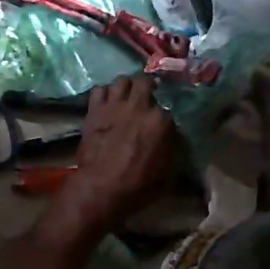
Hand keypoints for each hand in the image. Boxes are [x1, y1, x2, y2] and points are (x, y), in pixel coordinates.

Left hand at [50, 75, 174, 234]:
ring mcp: (115, 105)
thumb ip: (172, 151)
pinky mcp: (94, 110)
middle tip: (147, 96)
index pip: (169, 107)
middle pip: (146, 81)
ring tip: (126, 96)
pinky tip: (106, 102)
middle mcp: (139, 106)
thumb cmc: (138, 185)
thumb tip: (175, 141)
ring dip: (126, 87)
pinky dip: (103, 94)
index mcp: (161, 121)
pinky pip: (99, 90)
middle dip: (148, 86)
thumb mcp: (167, 173)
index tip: (164, 121)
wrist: (101, 187)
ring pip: (122, 80)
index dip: (165, 114)